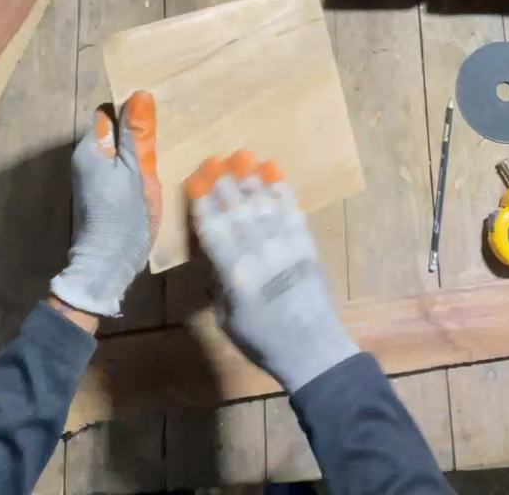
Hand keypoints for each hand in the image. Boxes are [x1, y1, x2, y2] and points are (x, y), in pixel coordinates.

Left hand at [48, 92, 160, 317]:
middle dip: (135, 133)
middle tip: (163, 135)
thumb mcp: (137, 168)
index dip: (129, 112)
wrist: (108, 264)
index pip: (107, 114)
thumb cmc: (125, 213)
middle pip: (112, 133)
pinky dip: (132, 171)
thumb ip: (137, 133)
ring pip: (116, 153)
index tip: (154, 117)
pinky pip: (117, 172)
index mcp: (90, 149)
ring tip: (161, 155)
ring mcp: (90, 181)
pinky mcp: (99, 197)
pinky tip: (150, 178)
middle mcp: (85, 161)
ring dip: (136, 153)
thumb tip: (139, 94)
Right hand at [187, 152, 356, 392]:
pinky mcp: (307, 244)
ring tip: (242, 159)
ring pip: (264, 205)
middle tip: (215, 163)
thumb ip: (219, 283)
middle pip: (238, 210)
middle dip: (225, 184)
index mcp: (236, 276)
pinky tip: (274, 176)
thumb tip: (213, 255)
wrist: (312, 349)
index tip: (195, 183)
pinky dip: (282, 191)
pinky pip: (292, 211)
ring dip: (251, 181)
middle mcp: (260, 254)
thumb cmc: (264, 341)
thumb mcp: (228, 319)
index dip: (203, 204)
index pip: (214, 230)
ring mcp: (286, 246)